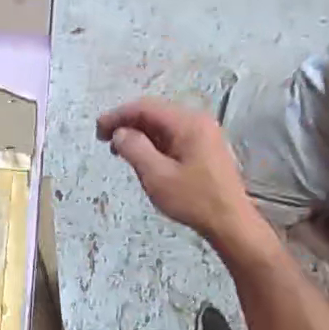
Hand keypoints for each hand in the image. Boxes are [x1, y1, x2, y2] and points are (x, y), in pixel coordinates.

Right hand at [97, 98, 264, 250]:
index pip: (145, 107)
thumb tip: (119, 132)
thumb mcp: (157, 175)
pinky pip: (173, 136)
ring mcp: (204, 134)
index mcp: (188, 123)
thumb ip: (134, 149)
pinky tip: (142, 157)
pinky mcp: (204, 148)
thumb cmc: (193, 199)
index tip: (98, 130)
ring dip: (139, 134)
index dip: (118, 115)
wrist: (230, 222)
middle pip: (155, 113)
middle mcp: (198, 122)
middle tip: (104, 140)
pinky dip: (153, 142)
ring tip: (119, 151)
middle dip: (127, 123)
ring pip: (163, 125)